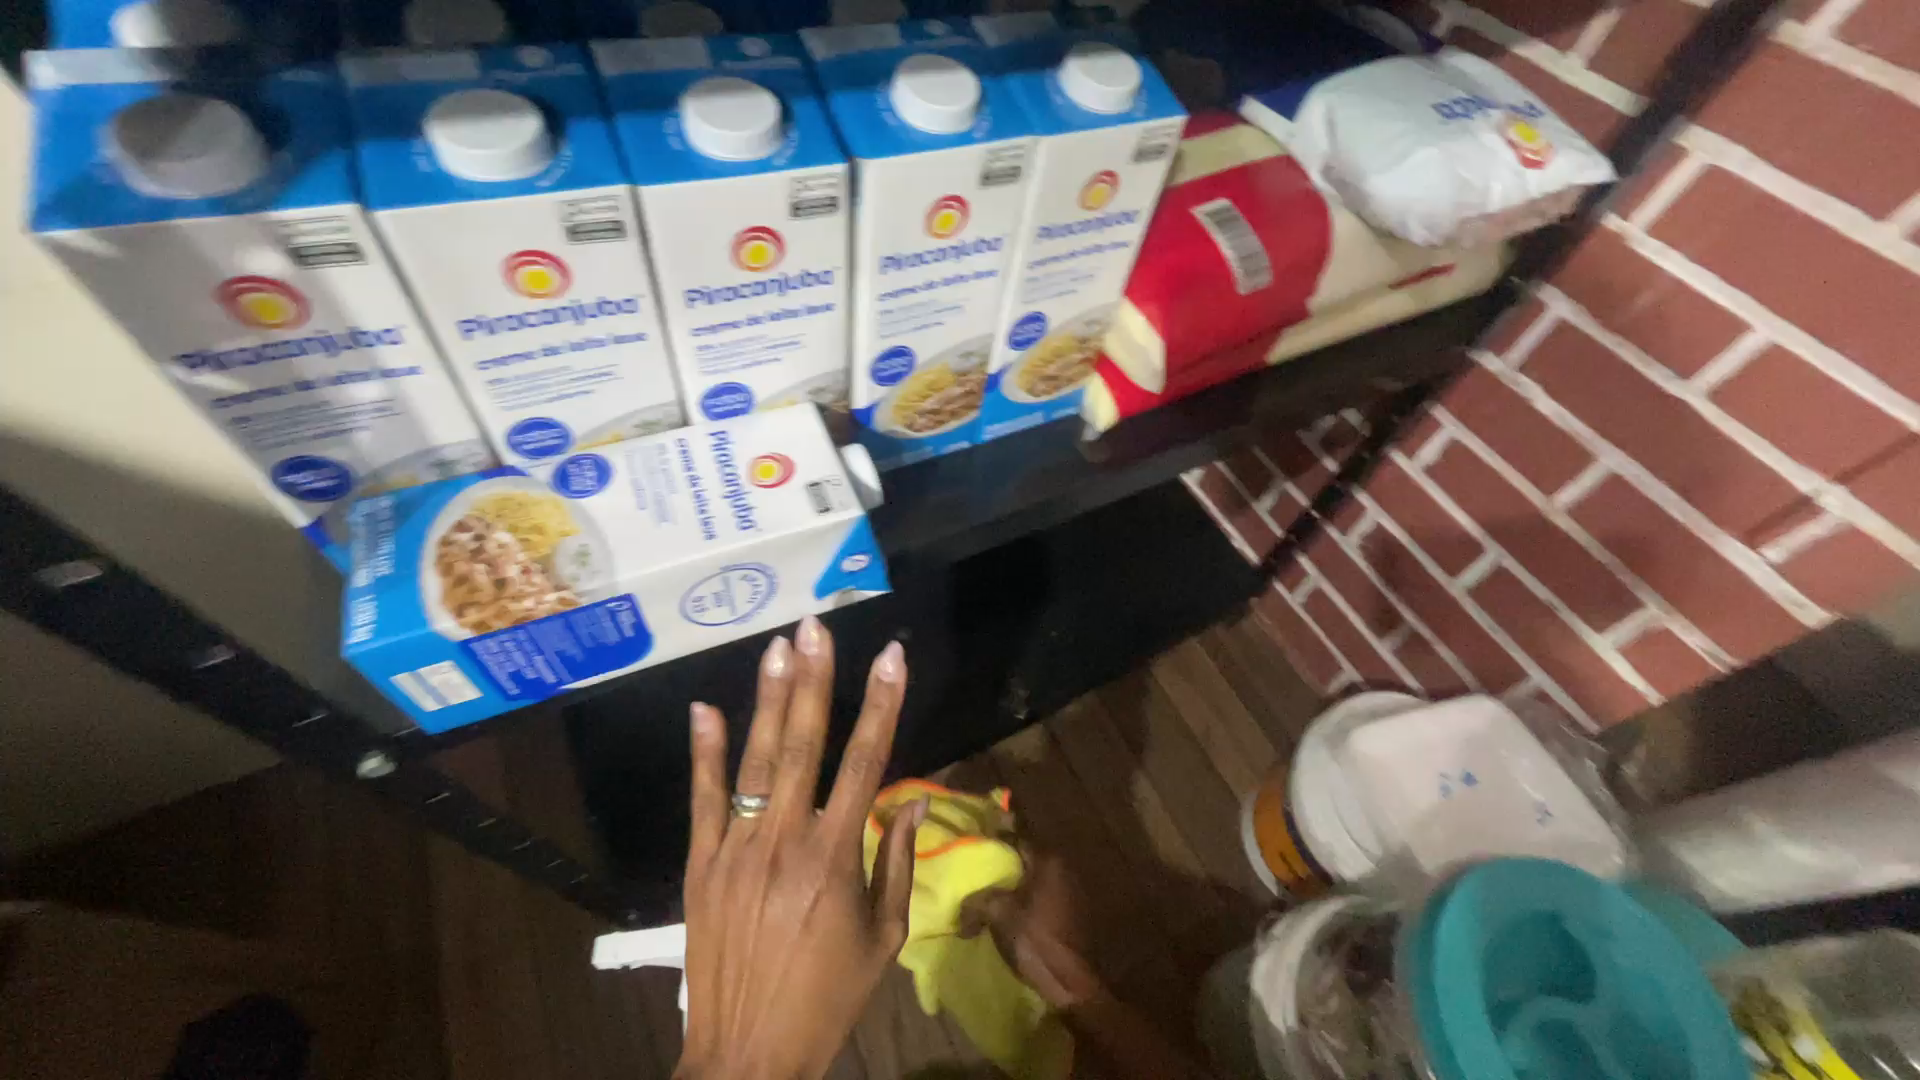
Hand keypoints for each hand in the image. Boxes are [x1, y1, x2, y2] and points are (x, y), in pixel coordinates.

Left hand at [678, 616, 926, 1079]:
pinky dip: (703, 753)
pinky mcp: (700, 866)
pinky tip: (704, 708)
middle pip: (803, 745)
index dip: (882, 704)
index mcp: (836, 857)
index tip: (892, 656)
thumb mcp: (886, 937)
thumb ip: (896, 862)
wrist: (748, 1055)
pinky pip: (702, 801)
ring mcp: (736, 850)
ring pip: (754, 762)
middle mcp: (786, 841)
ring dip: (768, 701)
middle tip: (816, 627)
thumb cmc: (829, 996)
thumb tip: (912, 799)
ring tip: (777, 648)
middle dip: (814, 680)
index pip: (868, 762)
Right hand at [963, 847, 1217, 1079]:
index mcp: (1048, 861)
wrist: (1070, 983)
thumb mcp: (998, 914)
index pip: (1018, 837)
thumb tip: (962, 909)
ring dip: (1016, 885)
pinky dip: (1026, 900)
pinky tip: (1010, 913)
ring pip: (1035, 880)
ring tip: (991, 894)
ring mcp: (1071, 892)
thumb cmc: (1035, 939)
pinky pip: (1043, 897)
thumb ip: (978, 901)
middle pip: (1027, 859)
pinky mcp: (1073, 914)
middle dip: (1004, 864)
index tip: (978, 843)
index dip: (996, 839)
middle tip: (980, 871)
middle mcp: (1063, 870)